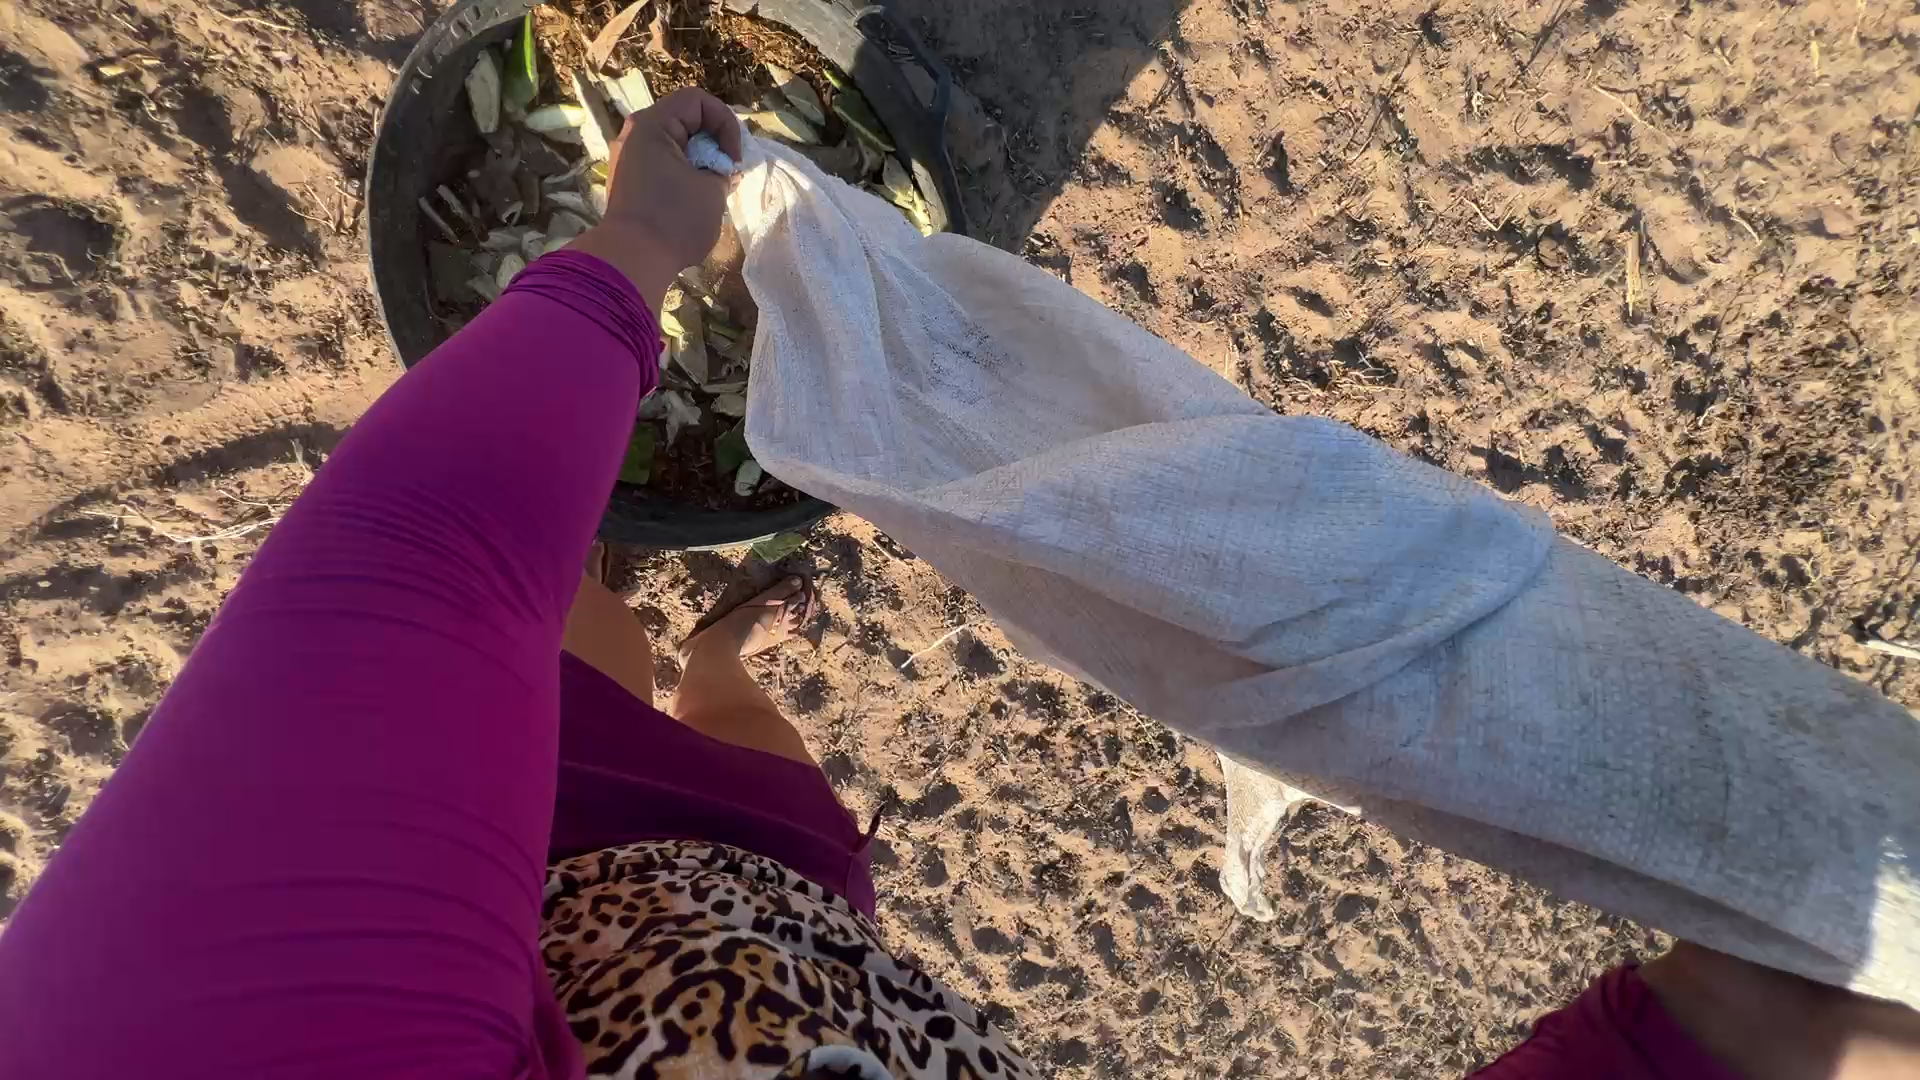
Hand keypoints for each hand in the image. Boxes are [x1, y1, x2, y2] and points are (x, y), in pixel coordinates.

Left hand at [570, 87, 740, 308]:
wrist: (633, 259)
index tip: (733, 160)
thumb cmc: (675, 221)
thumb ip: (722, 173)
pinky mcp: (628, 182)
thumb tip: (723, 172)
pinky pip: (661, 165)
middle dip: (713, 144)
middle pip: (683, 121)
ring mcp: (628, 159)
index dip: (725, 123)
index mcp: (653, 125)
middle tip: (728, 173)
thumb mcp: (711, 193)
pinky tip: (694, 201)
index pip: (697, 100)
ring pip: (673, 145)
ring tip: (713, 189)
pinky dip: (683, 175)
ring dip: (699, 162)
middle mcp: (635, 134)